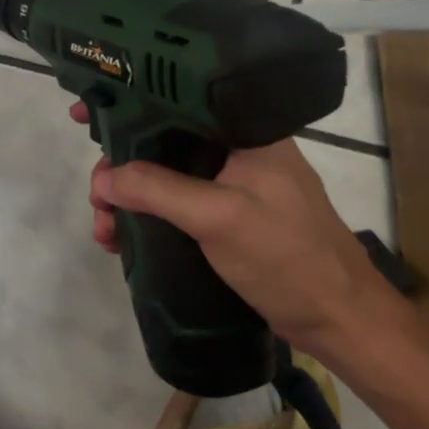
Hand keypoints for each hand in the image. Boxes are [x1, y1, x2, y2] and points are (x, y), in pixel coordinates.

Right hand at [72, 102, 385, 348]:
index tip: (84, 116)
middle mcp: (238, 153)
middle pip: (158, 143)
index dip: (125, 104)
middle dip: (117, 168)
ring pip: (160, 176)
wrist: (345, 325)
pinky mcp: (227, 217)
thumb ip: (156, 189)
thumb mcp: (217, 217)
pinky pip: (171, 204)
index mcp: (247, 136)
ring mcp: (233, 186)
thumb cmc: (289, 259)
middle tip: (96, 198)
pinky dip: (143, 217)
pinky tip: (123, 239)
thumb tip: (103, 180)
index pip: (175, 103)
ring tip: (106, 231)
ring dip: (125, 199)